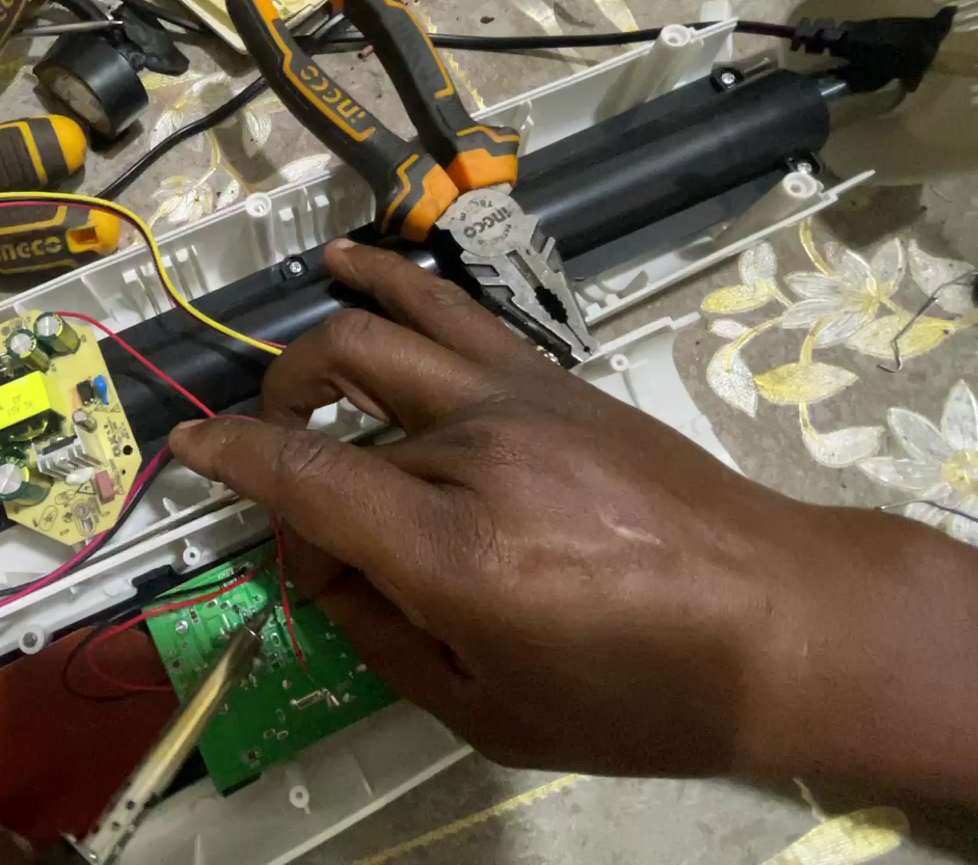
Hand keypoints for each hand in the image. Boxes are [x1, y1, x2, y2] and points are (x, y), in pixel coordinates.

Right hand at [168, 240, 902, 777]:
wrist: (791, 619)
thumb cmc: (645, 692)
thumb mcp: (494, 713)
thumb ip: (382, 638)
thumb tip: (326, 569)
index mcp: (459, 553)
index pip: (307, 480)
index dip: (232, 458)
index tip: (186, 450)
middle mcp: (476, 451)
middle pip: (330, 408)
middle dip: (283, 445)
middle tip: (306, 506)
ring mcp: (514, 395)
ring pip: (377, 331)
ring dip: (310, 351)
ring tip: (283, 376)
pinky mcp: (544, 374)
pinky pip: (446, 309)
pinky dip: (382, 280)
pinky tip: (343, 263)